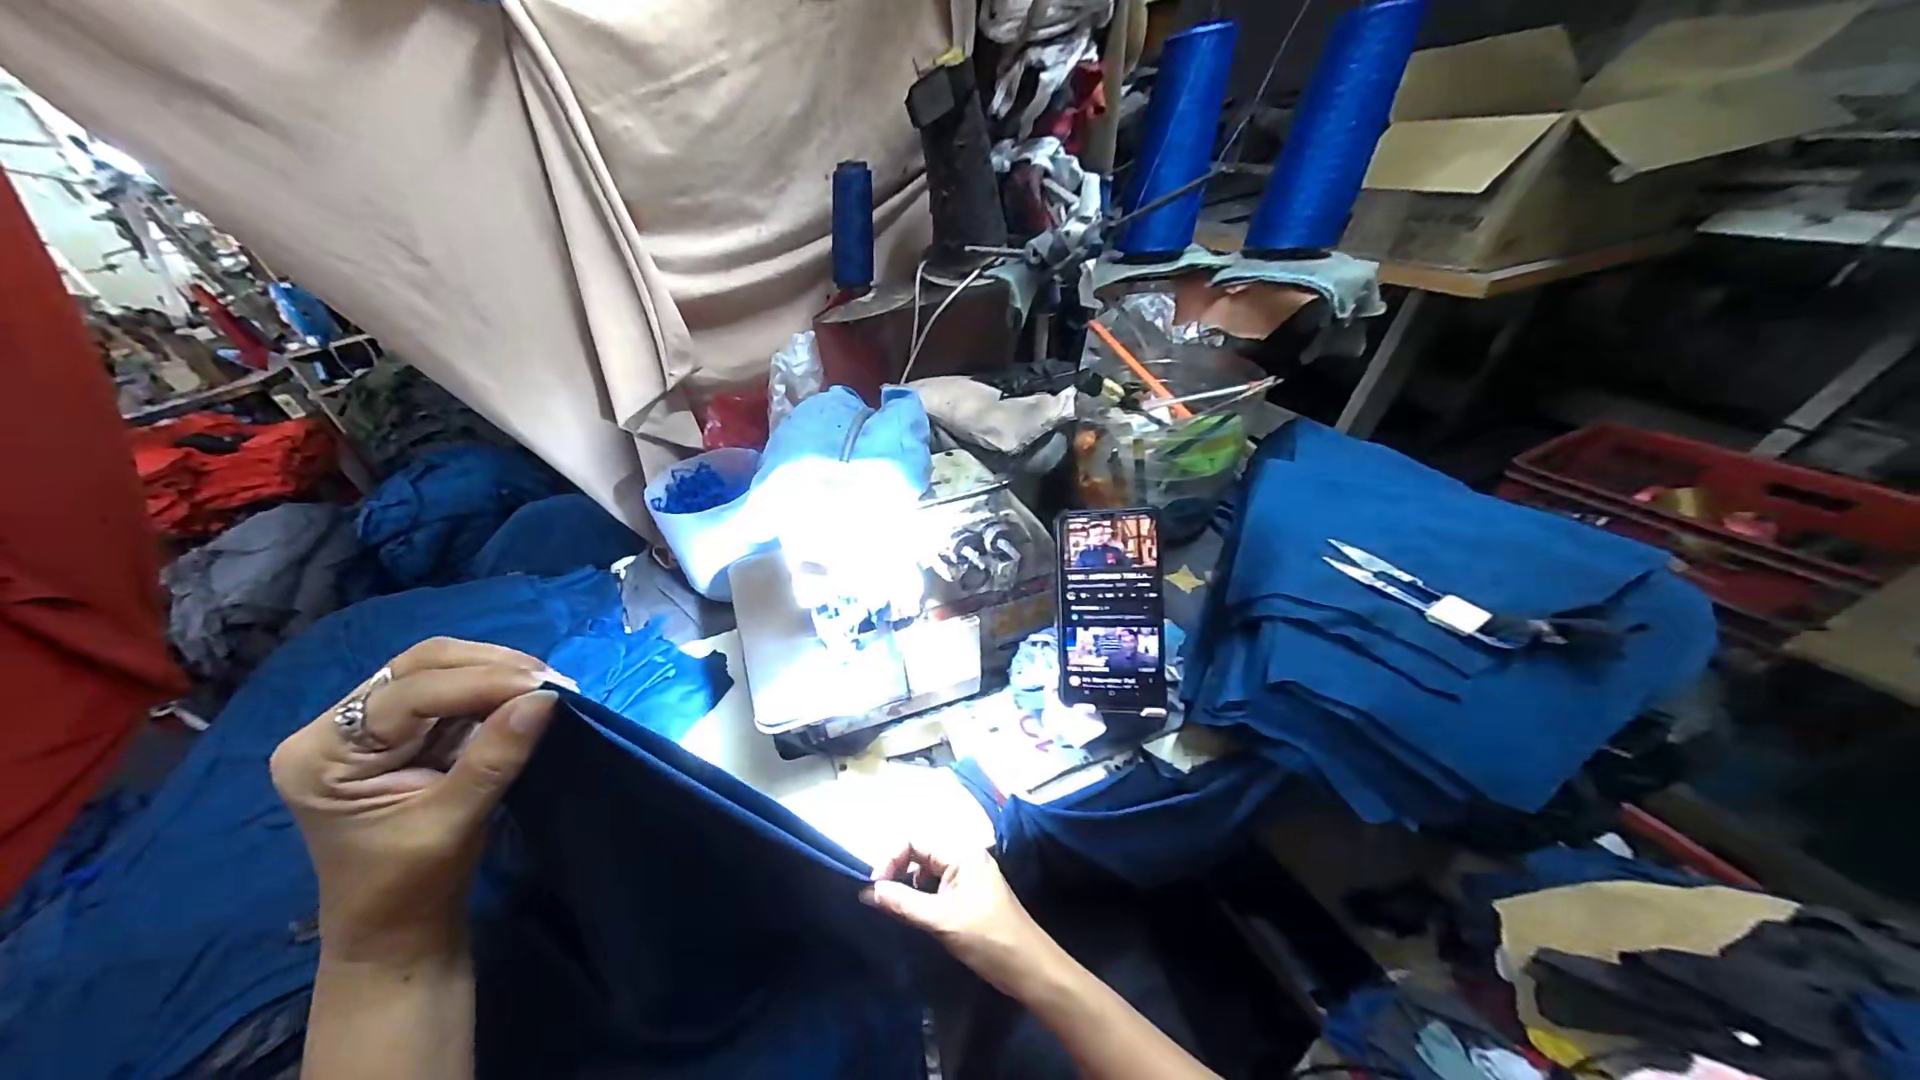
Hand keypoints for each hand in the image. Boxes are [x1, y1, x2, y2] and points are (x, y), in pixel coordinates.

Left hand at [269, 637, 568, 963]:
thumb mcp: (451, 823)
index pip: (408, 694)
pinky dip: (498, 687)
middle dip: (492, 666)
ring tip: (549, 687)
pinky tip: (530, 694)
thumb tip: (546, 698)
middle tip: (552, 682)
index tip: (547, 687)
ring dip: (500, 672)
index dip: (480, 683)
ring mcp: (371, 725)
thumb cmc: (409, 887)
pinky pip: (456, 689)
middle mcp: (336, 728)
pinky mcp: (407, 730)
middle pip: (420, 665)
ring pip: (441, 668)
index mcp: (321, 755)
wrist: (397, 929)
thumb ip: (494, 757)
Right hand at [861, 840, 1058, 996]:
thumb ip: (902, 903)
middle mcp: (965, 857)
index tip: (875, 889)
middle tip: (881, 901)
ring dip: (910, 889)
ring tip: (896, 911)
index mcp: (961, 852)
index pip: (914, 841)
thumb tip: (867, 891)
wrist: (1030, 968)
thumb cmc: (987, 938)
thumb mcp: (940, 920)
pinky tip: (916, 918)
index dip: (891, 860)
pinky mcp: (971, 895)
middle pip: (920, 854)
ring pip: (928, 872)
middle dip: (898, 874)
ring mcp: (970, 876)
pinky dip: (923, 899)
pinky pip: (939, 887)